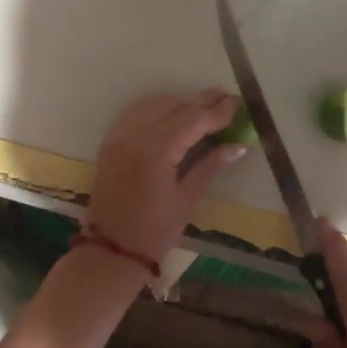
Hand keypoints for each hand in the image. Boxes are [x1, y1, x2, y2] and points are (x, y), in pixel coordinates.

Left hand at [84, 88, 246, 260]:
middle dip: (200, 102)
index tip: (235, 105)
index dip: (216, 112)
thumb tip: (237, 145)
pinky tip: (171, 113)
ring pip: (152, 105)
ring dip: (178, 103)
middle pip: (173, 107)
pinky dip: (155, 109)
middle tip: (224, 98)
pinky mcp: (109, 143)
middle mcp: (135, 136)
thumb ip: (210, 166)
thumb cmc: (155, 231)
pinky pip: (134, 114)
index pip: (192, 120)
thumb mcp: (187, 199)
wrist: (110, 249)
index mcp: (156, 151)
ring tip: (202, 105)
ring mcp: (118, 137)